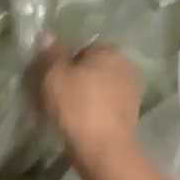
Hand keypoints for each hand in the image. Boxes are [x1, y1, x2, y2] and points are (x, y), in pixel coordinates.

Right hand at [30, 36, 143, 167]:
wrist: (102, 144)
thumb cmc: (75, 104)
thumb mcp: (53, 76)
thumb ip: (51, 54)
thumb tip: (47, 34)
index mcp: (109, 51)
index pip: (83, 49)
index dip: (66, 64)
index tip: (53, 80)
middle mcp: (126, 65)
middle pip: (95, 67)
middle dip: (80, 77)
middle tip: (58, 95)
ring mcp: (133, 90)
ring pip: (103, 86)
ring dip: (89, 94)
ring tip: (69, 111)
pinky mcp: (133, 112)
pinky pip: (109, 104)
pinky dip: (97, 109)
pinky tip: (83, 121)